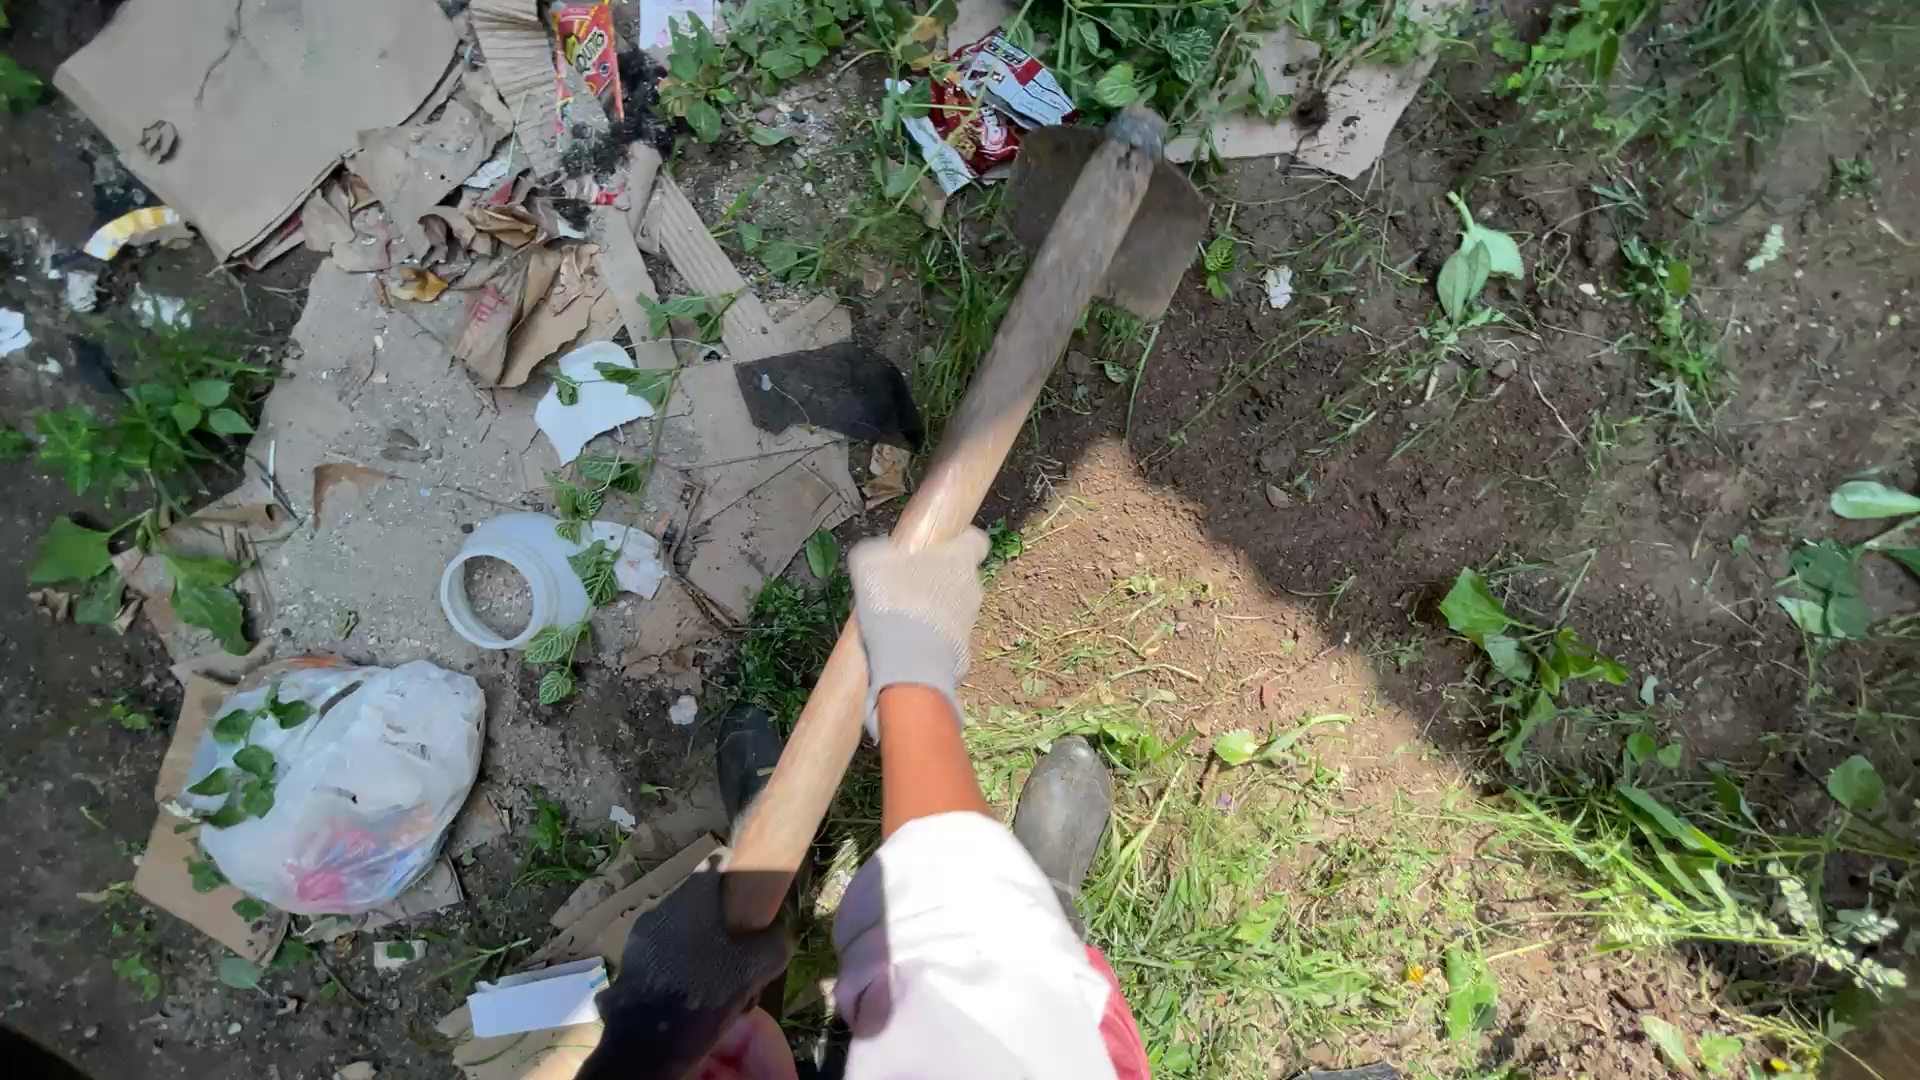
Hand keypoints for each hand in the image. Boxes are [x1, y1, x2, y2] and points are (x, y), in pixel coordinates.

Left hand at [576, 865, 789, 1079]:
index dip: (741, 872)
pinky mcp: (630, 965)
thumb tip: (779, 937)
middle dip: (723, 921)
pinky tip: (694, 995)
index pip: (721, 859)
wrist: (643, 1048)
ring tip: (719, 979)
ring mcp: (642, 936)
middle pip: (703, 899)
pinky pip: (665, 954)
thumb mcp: (756, 967)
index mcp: (694, 894)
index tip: (754, 896)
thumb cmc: (702, 992)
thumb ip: (775, 942)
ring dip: (702, 946)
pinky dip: (681, 967)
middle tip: (740, 949)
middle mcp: (664, 906)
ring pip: (684, 929)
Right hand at [848, 527, 989, 739]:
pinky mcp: (964, 649)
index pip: (975, 541)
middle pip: (961, 574)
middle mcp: (974, 586)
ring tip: (904, 617)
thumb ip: (878, 552)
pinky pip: (948, 635)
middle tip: (909, 585)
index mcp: (961, 559)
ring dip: (936, 608)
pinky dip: (934, 636)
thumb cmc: (894, 599)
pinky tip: (910, 642)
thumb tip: (878, 551)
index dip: (958, 542)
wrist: (909, 658)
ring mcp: (971, 619)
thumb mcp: (871, 564)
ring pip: (956, 605)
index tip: (939, 547)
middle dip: (939, 577)